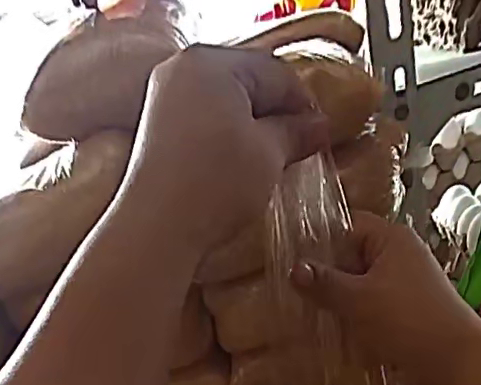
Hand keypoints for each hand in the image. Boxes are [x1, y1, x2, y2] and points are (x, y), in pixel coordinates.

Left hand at [120, 46, 328, 258]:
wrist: (160, 225)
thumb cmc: (218, 184)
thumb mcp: (269, 156)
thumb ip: (296, 134)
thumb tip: (321, 125)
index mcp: (215, 63)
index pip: (275, 73)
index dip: (304, 103)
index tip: (321, 135)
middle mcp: (185, 68)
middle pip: (247, 82)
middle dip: (277, 114)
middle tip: (299, 149)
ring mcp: (167, 96)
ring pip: (225, 102)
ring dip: (254, 127)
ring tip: (272, 161)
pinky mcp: (159, 127)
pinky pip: (205, 120)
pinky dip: (229, 137)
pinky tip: (241, 166)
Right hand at [291, 212, 480, 384]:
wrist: (456, 360)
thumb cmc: (406, 322)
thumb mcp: (358, 301)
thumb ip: (324, 284)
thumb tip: (293, 268)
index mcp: (391, 238)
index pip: (346, 226)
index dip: (320, 242)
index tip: (295, 264)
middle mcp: (402, 255)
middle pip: (355, 257)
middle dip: (329, 276)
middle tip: (298, 294)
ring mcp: (410, 284)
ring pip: (365, 285)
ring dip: (344, 300)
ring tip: (315, 315)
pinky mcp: (413, 311)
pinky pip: (378, 306)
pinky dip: (361, 317)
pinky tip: (342, 333)